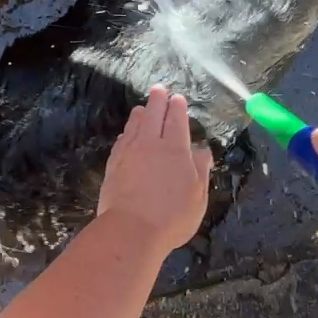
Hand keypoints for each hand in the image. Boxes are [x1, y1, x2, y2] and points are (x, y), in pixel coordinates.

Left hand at [94, 86, 213, 255]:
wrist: (131, 228)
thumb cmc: (172, 216)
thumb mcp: (198, 197)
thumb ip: (200, 169)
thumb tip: (202, 149)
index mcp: (175, 150)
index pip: (177, 121)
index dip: (178, 108)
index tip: (178, 98)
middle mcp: (152, 143)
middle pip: (155, 114)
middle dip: (158, 99)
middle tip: (159, 89)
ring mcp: (130, 150)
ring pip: (136, 123)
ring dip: (142, 112)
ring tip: (143, 107)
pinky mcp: (114, 161)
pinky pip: (123, 138)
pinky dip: (128, 130)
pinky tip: (128, 132)